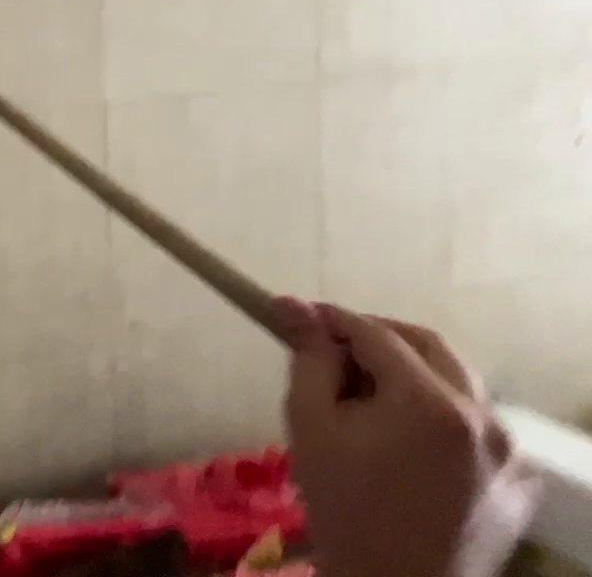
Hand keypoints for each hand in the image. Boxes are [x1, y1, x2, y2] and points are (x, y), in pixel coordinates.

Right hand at [275, 299, 539, 576]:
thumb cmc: (343, 500)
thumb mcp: (310, 422)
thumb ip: (308, 359)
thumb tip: (291, 305)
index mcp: (430, 402)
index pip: (375, 333)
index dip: (329, 317)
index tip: (289, 314)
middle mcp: (483, 417)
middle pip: (428, 345)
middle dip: (373, 334)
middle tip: (325, 346)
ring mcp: (509, 450)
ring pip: (455, 381)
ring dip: (406, 369)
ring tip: (359, 392)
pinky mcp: (516, 478)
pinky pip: (473, 421)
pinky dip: (433, 407)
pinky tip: (396, 432)